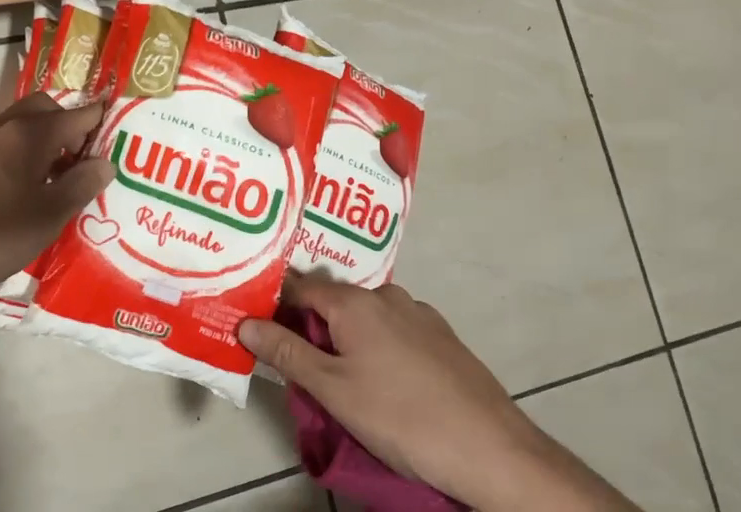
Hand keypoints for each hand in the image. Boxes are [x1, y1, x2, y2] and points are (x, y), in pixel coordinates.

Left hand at [0, 94, 111, 314]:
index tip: (124, 134)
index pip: (76, 114)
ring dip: (48, 140)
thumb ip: (81, 185)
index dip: (101, 122)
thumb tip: (105, 162)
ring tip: (67, 177)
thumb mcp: (48, 216)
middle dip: (71, 126)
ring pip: (25, 125)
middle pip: (46, 110)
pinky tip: (35, 187)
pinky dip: (27, 152)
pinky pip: (8, 142)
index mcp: (29, 133)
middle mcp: (5, 127)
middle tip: (89, 161)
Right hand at [239, 277, 637, 511]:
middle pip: (332, 301)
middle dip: (309, 326)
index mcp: (355, 301)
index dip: (272, 305)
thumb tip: (244, 321)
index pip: (297, 286)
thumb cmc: (402, 418)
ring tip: (337, 379)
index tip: (254, 327)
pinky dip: (377, 348)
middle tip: (294, 363)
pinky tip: (382, 384)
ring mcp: (422, 317)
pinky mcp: (446, 342)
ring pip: (366, 319)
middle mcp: (387, 296)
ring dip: (345, 339)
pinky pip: (395, 333)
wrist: (496, 454)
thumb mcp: (332, 390)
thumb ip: (285, 352)